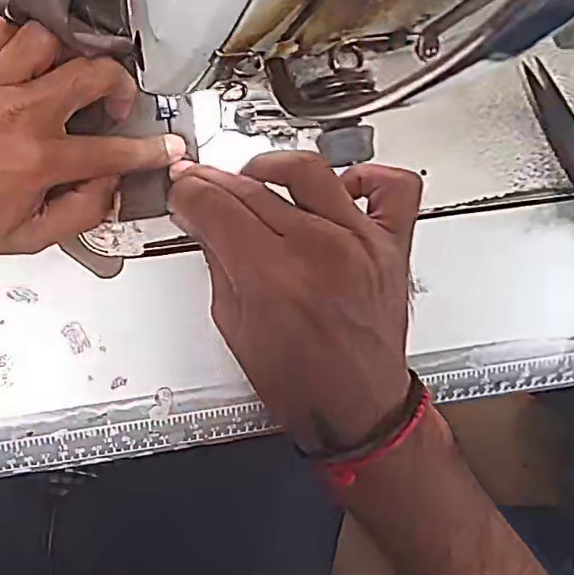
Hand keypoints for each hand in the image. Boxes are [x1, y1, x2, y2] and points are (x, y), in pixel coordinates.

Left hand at [0, 14, 182, 282]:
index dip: (150, 149)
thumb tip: (109, 185)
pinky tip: (17, 60)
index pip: (113, 149)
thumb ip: (80, 213)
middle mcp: (19, 116)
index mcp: (39, 161)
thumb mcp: (27, 238)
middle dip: (118, 84)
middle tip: (112, 102)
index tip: (166, 146)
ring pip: (47, 39)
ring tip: (65, 76)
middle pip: (92, 73)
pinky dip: (11, 37)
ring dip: (66, 55)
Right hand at [167, 151, 422, 449]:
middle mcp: (318, 250)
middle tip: (200, 186)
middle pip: (249, 187)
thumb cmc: (300, 382)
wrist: (357, 408)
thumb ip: (218, 263)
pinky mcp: (391, 245)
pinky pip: (392, 187)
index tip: (181, 192)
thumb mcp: (233, 324)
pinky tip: (338, 186)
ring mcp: (359, 242)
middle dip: (212, 181)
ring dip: (268, 166)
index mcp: (270, 276)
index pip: (214, 205)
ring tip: (254, 178)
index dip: (187, 192)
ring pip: (307, 169)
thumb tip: (204, 223)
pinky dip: (364, 176)